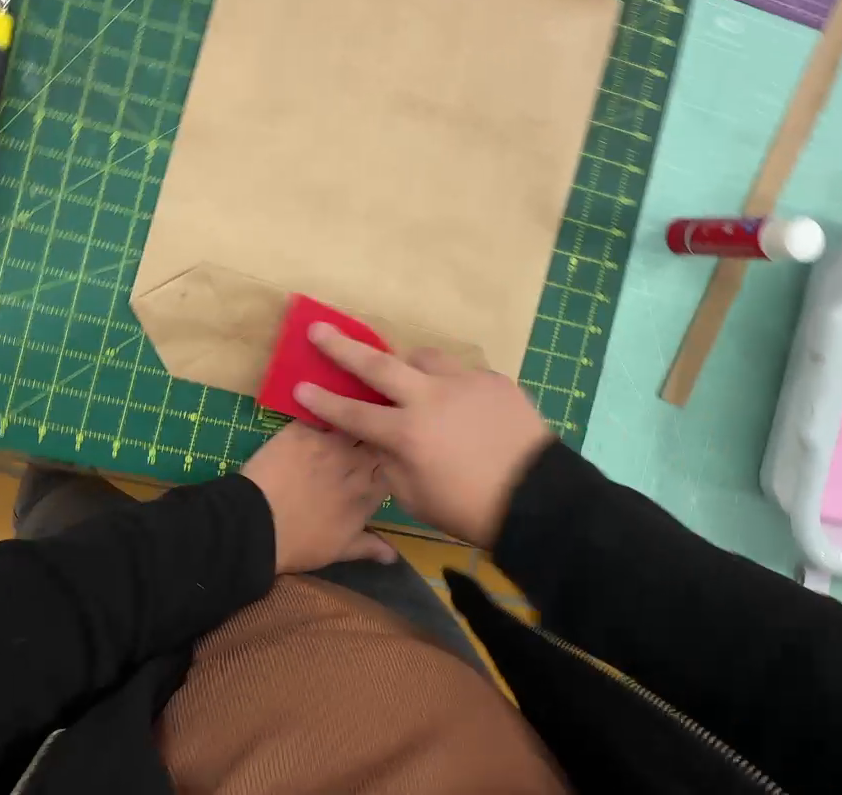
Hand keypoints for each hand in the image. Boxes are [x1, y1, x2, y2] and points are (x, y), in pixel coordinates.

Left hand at [241, 422, 396, 573]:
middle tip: (361, 440)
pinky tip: (316, 407)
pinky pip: (319, 414)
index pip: (391, 470)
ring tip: (342, 419)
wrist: (256, 524)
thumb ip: (368, 546)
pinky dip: (320, 412)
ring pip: (351, 423)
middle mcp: (354, 465)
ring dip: (350, 422)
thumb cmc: (297, 544)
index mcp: (366, 495)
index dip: (386, 464)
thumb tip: (393, 555)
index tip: (378, 463)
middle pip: (375, 441)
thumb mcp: (337, 551)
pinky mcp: (302, 430)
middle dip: (372, 439)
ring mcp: (328, 444)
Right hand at [292, 323, 553, 546]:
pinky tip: (457, 400)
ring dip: (408, 363)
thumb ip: (390, 464)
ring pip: (424, 358)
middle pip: (377, 364)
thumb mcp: (416, 498)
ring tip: (407, 374)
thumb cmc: (471, 510)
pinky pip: (461, 372)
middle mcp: (430, 399)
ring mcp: (464, 383)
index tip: (300, 385)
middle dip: (342, 347)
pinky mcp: (494, 380)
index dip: (323, 400)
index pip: (352, 412)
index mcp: (407, 434)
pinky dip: (450, 382)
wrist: (541, 501)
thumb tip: (380, 440)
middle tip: (320, 330)